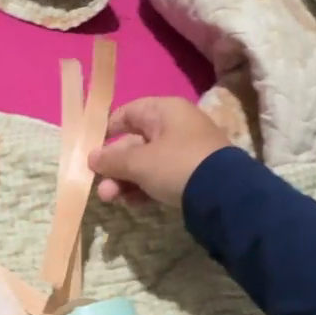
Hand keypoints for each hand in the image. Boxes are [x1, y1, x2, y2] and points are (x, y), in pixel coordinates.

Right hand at [88, 97, 231, 207]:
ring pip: (147, 163)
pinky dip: (145, 188)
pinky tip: (134, 204)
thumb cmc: (176, 165)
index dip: (108, 130)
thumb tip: (91, 158)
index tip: (91, 150)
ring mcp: (186, 151)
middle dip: (115, 166)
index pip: (129, 113)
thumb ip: (112, 160)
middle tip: (102, 189)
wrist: (224, 194)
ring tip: (113, 200)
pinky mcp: (192, 175)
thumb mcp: (139, 162)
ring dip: (126, 181)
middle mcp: (176, 126)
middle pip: (135, 142)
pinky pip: (161, 177)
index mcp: (165, 111)